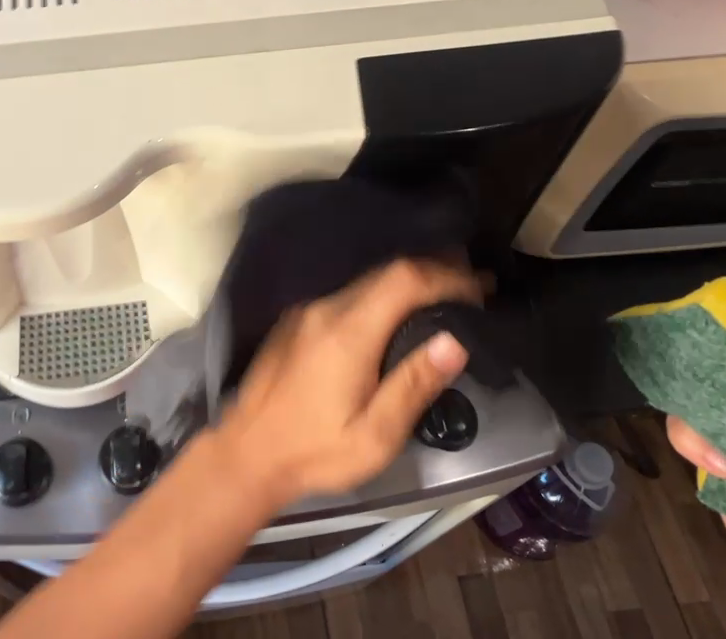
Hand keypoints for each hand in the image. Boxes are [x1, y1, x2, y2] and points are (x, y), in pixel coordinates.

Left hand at [211, 261, 477, 509]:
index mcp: (347, 332)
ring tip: (445, 296)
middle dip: (433, 271)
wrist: (246, 453)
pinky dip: (380, 296)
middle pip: (386, 272)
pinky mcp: (295, 321)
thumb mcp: (374, 435)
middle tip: (473, 285)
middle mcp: (325, 309)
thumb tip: (454, 341)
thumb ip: (413, 385)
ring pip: (365, 282)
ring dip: (406, 283)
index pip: (403, 280)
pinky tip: (396, 316)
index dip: (445, 275)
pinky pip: (347, 296)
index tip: (479, 287)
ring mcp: (306, 312)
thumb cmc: (315, 452)